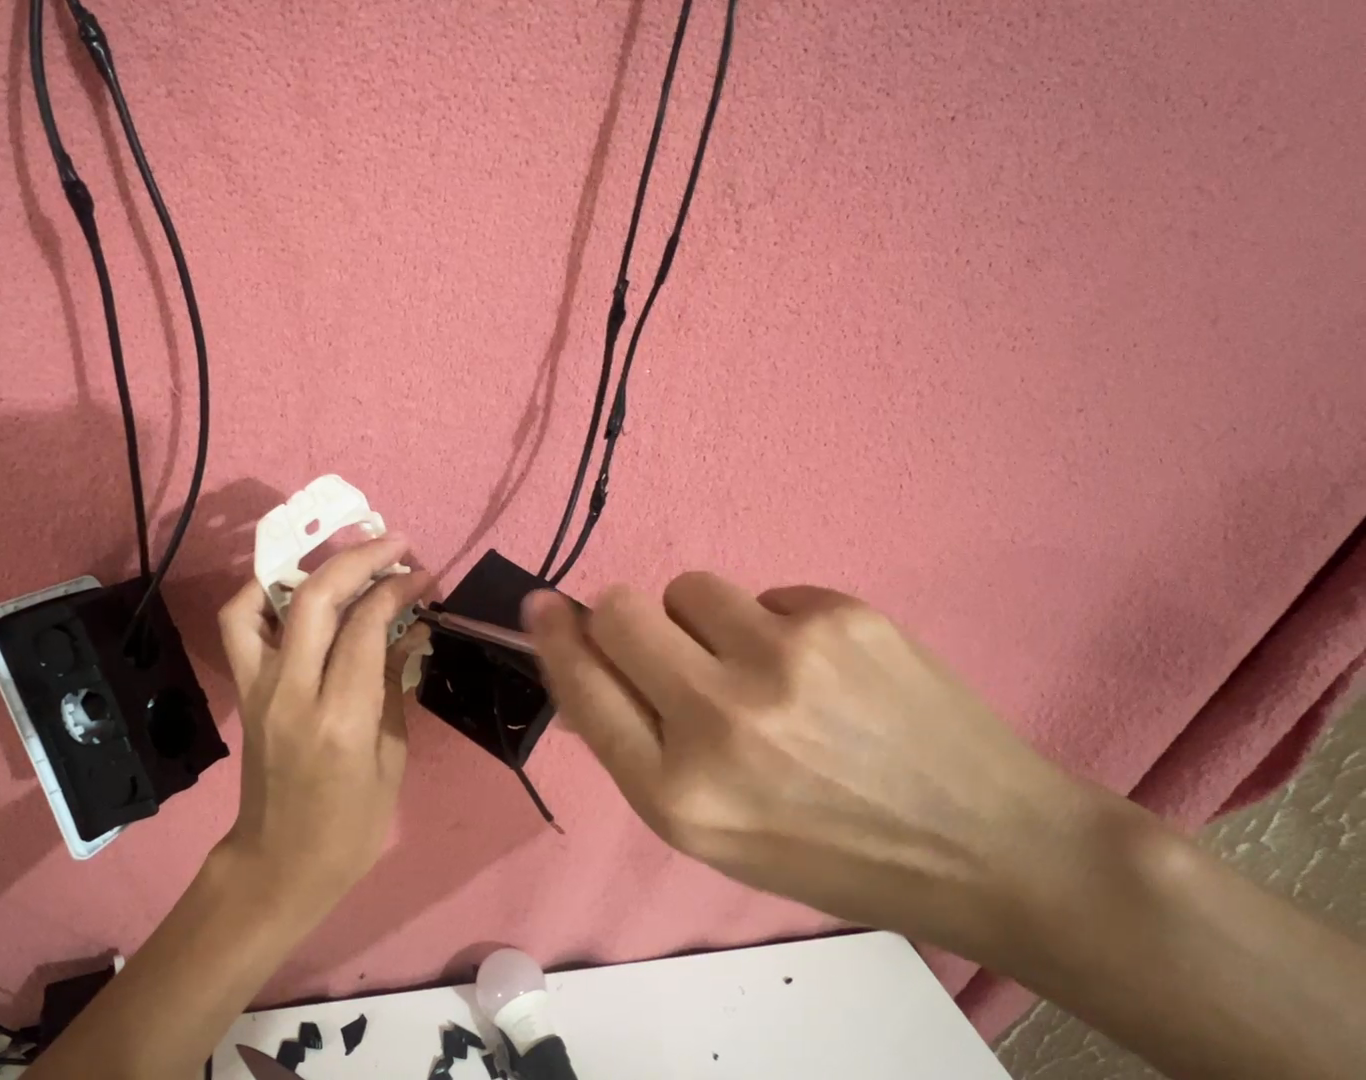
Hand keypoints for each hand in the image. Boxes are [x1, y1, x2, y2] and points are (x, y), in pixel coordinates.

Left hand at [216, 536, 431, 919]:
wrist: (280, 864)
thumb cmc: (351, 826)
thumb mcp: (391, 759)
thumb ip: (394, 684)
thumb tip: (410, 627)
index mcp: (340, 720)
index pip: (364, 627)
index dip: (396, 590)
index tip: (423, 575)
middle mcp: (291, 694)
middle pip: (316, 598)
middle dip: (359, 559)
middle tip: (395, 546)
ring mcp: (258, 688)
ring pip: (262, 601)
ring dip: (305, 566)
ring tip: (341, 559)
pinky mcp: (243, 689)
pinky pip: (239, 625)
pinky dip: (262, 594)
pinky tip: (296, 589)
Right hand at [522, 573, 1093, 957]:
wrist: (990, 847)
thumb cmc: (831, 854)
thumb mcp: (713, 834)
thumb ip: (637, 749)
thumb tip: (584, 664)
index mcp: (679, 794)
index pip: (582, 685)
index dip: (554, 638)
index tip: (541, 608)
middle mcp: (720, 718)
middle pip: (619, 610)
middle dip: (621, 619)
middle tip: (661, 645)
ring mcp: (785, 657)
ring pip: (689, 587)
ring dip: (702, 622)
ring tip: (761, 669)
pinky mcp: (843, 616)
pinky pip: (765, 594)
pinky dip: (775, 625)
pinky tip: (823, 671)